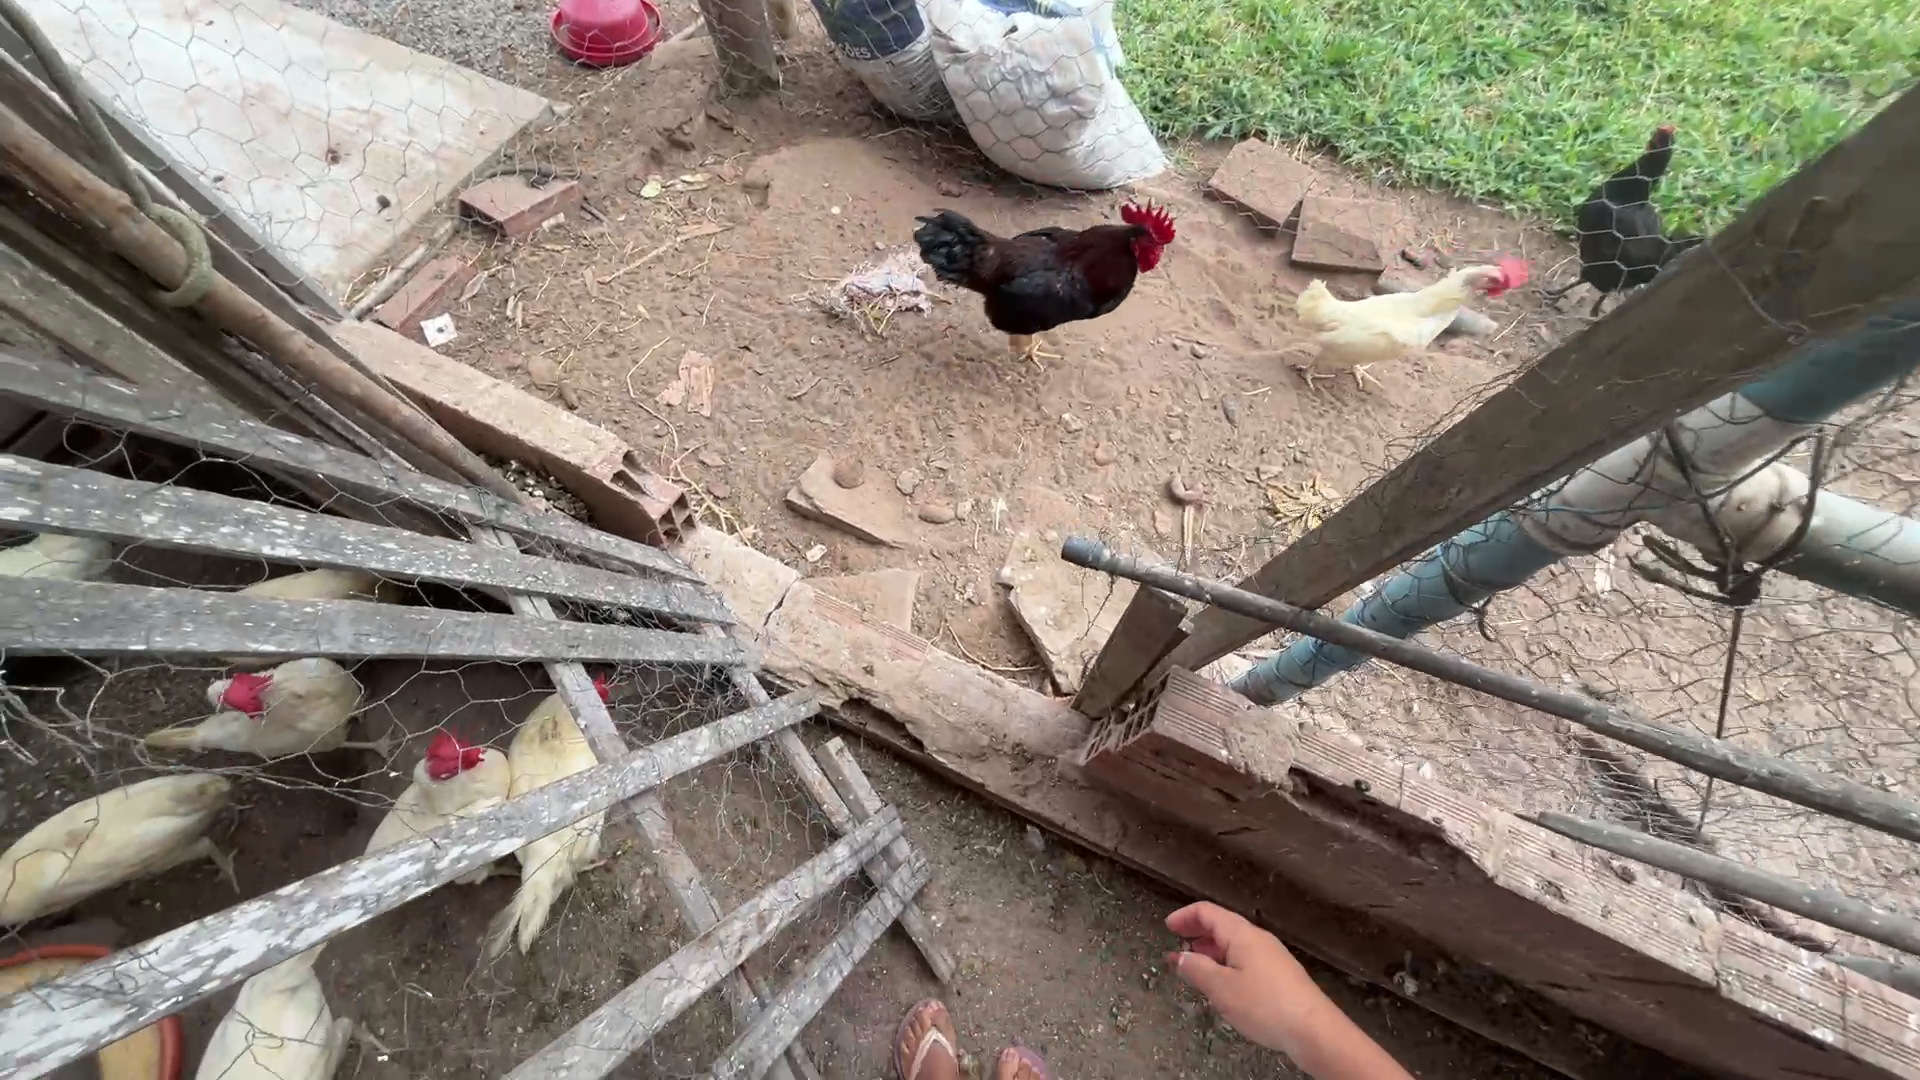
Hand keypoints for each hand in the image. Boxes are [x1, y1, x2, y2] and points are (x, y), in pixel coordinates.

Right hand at [1165, 901, 1322, 1053]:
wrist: (1316, 1032)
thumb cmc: (1265, 1004)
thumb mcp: (1222, 989)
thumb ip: (1196, 969)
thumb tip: (1177, 956)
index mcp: (1241, 933)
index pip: (1207, 911)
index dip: (1185, 916)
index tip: (1168, 927)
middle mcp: (1257, 938)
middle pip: (1222, 925)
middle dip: (1197, 934)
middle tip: (1178, 946)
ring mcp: (1272, 957)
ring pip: (1235, 945)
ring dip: (1212, 951)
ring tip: (1197, 968)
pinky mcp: (1282, 977)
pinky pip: (1247, 960)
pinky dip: (1228, 964)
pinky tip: (1226, 987)